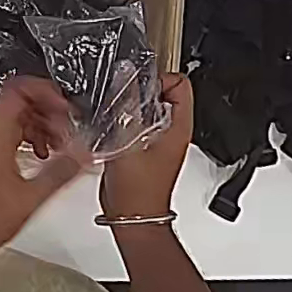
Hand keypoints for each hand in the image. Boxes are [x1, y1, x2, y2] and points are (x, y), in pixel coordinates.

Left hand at [0, 77, 90, 256]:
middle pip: (23, 101)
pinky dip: (37, 137)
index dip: (44, 90)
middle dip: (51, 110)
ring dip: (46, 125)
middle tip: (68, 126)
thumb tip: (83, 154)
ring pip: (22, 117)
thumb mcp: (31, 197)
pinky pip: (18, 133)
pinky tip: (47, 154)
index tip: (63, 106)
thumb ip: (60, 172)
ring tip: (61, 142)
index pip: (17, 91)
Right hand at [100, 73, 192, 219]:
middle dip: (139, 93)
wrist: (130, 216)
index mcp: (179, 126)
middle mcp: (171, 131)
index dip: (159, 79)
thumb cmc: (138, 190)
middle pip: (160, 93)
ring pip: (145, 109)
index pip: (180, 82)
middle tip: (124, 104)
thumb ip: (127, 106)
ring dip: (128, 108)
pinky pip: (133, 123)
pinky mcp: (140, 147)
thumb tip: (127, 75)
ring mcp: (156, 139)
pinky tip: (111, 132)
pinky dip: (121, 121)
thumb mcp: (129, 140)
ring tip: (117, 119)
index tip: (139, 88)